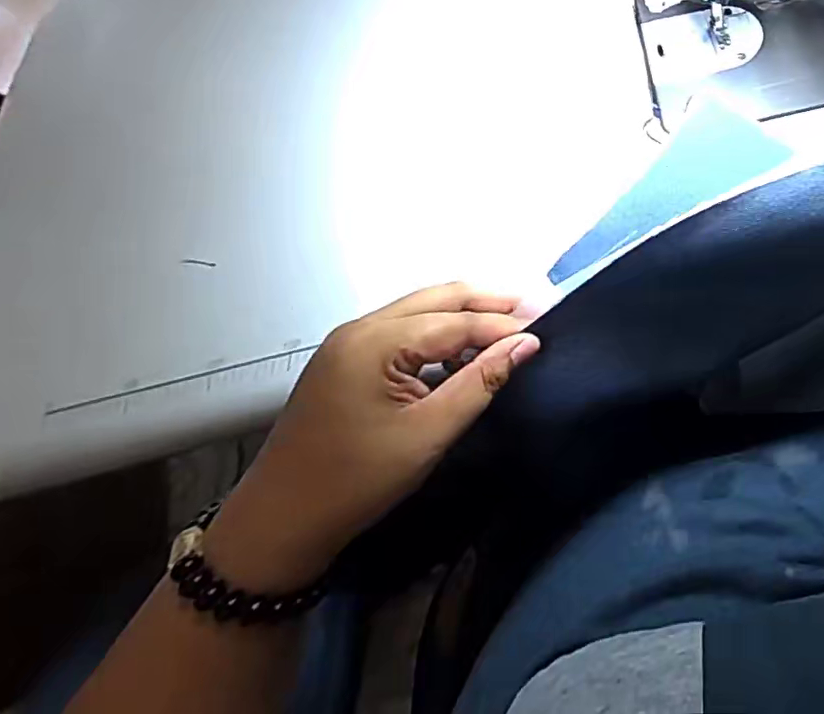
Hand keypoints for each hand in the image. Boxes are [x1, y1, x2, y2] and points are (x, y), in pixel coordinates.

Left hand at [202, 283, 538, 590]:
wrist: (278, 526)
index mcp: (374, 343)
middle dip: (491, 303)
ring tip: (511, 327)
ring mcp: (351, 341)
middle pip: (441, 298)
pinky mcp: (350, 359)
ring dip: (469, 314)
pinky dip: (444, 331)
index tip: (546, 331)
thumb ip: (482, 381)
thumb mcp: (429, 432)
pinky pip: (408, 328)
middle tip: (538, 311)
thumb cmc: (355, 482)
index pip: (457, 321)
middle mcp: (360, 329)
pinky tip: (468, 348)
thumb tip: (527, 344)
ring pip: (425, 309)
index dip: (505, 326)